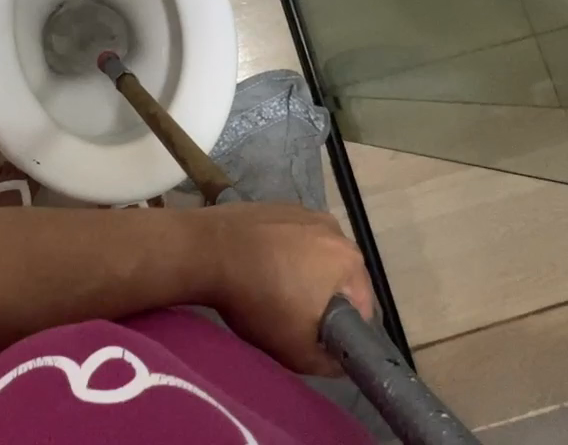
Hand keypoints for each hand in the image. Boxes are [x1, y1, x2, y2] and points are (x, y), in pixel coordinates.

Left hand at [193, 202, 375, 376]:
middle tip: (292, 315)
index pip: (362, 307)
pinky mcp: (275, 204)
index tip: (316, 337)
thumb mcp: (298, 351)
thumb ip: (330, 363)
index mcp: (349, 260)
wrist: (205, 249)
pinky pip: (290, 237)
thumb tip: (339, 360)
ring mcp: (302, 211)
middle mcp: (333, 228)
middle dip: (321, 298)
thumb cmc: (257, 299)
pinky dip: (281, 251)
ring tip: (271, 288)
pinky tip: (258, 264)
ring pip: (313, 256)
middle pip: (338, 277)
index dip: (343, 330)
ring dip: (301, 273)